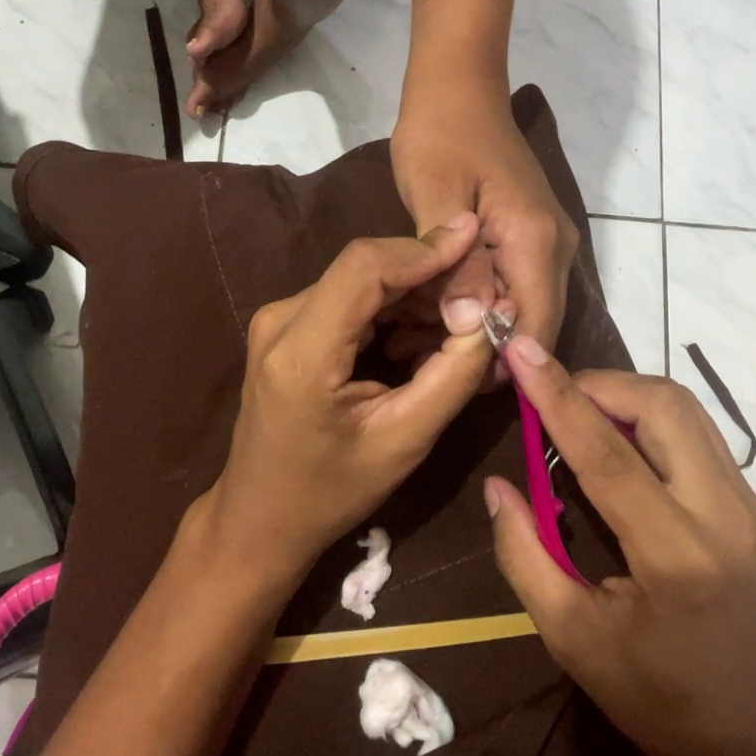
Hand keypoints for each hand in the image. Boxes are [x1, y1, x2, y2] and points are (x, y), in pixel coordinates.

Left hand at [201, 216, 496, 574]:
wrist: (262, 517)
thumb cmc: (332, 491)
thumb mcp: (404, 440)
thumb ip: (452, 375)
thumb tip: (492, 314)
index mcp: (301, 352)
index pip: (365, 266)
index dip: (423, 248)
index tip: (474, 238)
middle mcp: (280, 320)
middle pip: (365, 267)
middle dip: (428, 272)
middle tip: (482, 294)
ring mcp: (278, 319)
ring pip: (360, 279)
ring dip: (413, 290)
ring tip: (462, 317)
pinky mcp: (286, 326)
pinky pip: (348, 298)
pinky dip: (391, 306)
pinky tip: (425, 328)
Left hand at [390, 90, 578, 376]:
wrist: (458, 86)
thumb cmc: (440, 136)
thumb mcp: (437, 196)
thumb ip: (457, 264)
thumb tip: (473, 327)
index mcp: (536, 242)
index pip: (535, 327)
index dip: (497, 364)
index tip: (443, 383)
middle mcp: (553, 249)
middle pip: (530, 324)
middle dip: (478, 353)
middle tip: (415, 366)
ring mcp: (543, 243)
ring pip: (517, 309)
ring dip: (471, 332)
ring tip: (409, 344)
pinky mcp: (526, 239)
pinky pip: (508, 288)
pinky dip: (473, 307)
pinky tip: (426, 314)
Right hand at [483, 339, 755, 755]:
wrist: (748, 732)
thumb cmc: (651, 691)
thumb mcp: (569, 636)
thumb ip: (524, 553)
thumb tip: (498, 485)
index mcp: (673, 556)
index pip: (607, 453)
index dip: (558, 395)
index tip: (521, 348)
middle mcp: (721, 515)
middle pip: (663, 406)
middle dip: (598, 382)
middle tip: (549, 394)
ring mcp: (746, 505)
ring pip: (686, 408)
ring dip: (625, 393)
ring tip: (576, 410)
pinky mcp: (750, 504)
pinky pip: (698, 431)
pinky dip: (649, 415)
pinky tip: (616, 438)